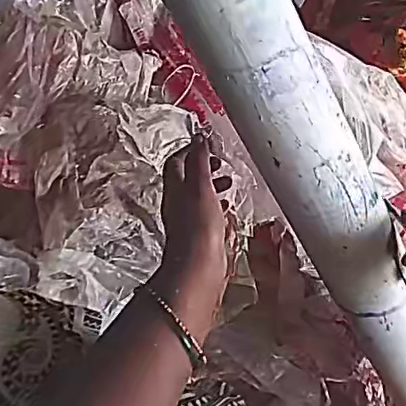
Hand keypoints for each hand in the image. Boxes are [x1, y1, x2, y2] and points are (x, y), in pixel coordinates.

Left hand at [153, 136, 232, 312]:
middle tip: (221, 164)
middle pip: (187, 178)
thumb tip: (199, 137)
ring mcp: (188, 221)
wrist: (199, 268)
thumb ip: (200, 161)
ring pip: (199, 196)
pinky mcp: (200, 237)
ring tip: (230, 184)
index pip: (177, 162)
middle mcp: (178, 204)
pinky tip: (230, 210)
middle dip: (205, 168)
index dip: (191, 150)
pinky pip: (208, 215)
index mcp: (175, 188)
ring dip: (213, 186)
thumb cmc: (199, 227)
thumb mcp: (202, 187)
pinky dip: (218, 206)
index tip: (208, 145)